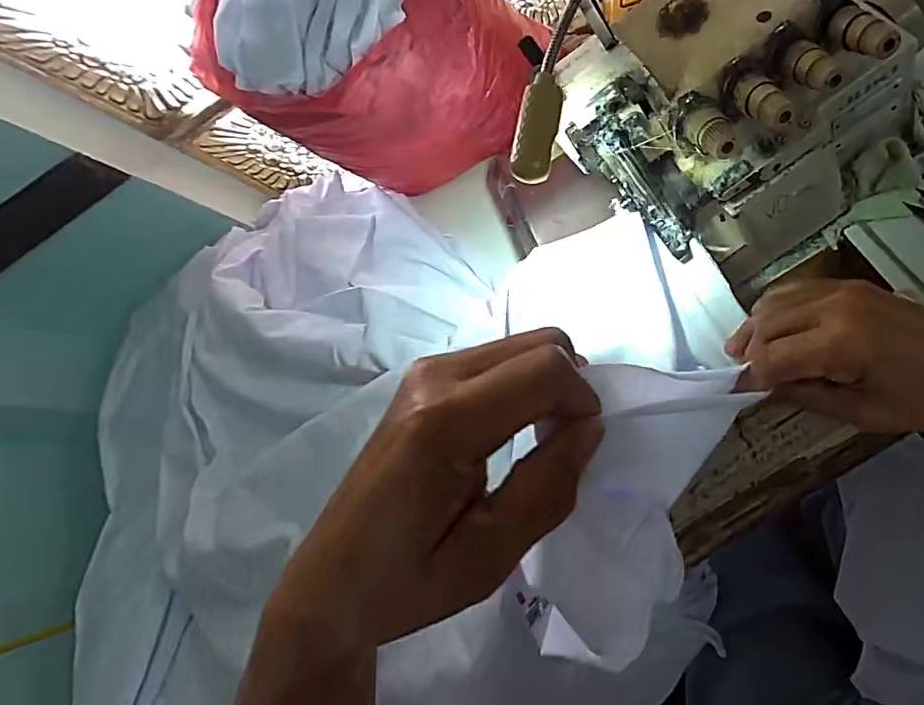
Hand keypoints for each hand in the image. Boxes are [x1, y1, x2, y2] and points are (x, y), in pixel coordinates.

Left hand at [240, 329, 602, 702]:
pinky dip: (525, 383)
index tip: (580, 449)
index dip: (582, 401)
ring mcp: (427, 369)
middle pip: (540, 342)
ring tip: (538, 442)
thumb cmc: (406, 580)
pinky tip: (510, 430)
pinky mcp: (425, 375)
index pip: (545, 369)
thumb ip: (548, 486)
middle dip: (570, 387)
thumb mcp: (489, 557)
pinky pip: (500, 357)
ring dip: (548, 385)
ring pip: (523, 345)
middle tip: (562, 445)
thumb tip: (590, 426)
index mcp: (445, 421)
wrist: (333, 579)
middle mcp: (435, 376)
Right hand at [726, 279, 923, 433]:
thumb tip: (767, 388)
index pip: (775, 356)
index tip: (737, 391)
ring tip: (747, 349)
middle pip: (768, 322)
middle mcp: (836, 305)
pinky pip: (798, 289)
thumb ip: (810, 396)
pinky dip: (778, 307)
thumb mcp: (869, 413)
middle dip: (748, 347)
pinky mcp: (852, 284)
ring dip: (757, 324)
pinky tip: (776, 326)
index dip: (752, 375)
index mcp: (843, 342)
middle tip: (739, 371)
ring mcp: (843, 289)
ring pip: (777, 299)